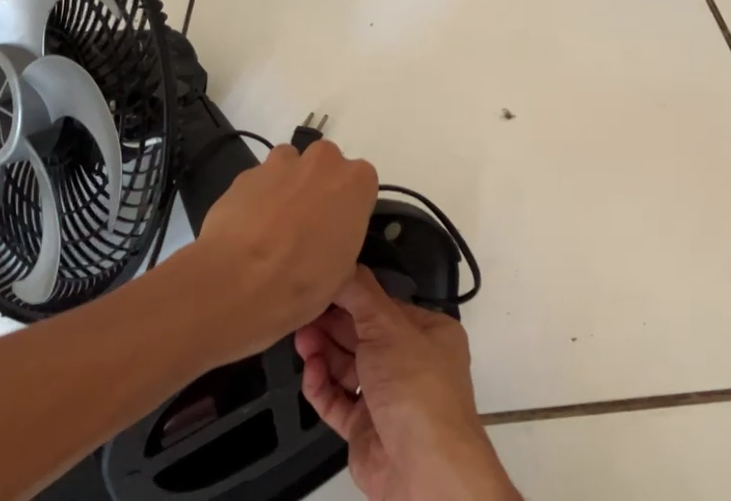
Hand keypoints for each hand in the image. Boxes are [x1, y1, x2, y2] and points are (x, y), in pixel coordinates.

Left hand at [186, 139, 377, 362]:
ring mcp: (279, 164)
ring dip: (286, 189)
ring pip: (289, 168)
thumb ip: (344, 247)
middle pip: (324, 168)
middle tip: (307, 231)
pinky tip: (248, 232)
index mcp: (355, 182)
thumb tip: (336, 254)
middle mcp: (321, 162)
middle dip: (318, 191)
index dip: (349, 210)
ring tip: (273, 230)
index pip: (362, 185)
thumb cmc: (302, 282)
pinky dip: (257, 200)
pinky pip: (258, 182)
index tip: (338, 234)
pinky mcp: (243, 175)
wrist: (235, 283)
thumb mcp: (342, 276)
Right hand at [296, 269, 520, 500]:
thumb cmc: (414, 385)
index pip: (385, 307)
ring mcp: (387, 399)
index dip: (353, 297)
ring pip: (347, 368)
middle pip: (362, 336)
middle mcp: (411, 365)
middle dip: (332, 325)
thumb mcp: (388, 326)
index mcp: (429, 335)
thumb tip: (342, 263)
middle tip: (301, 314)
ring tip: (301, 341)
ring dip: (323, 353)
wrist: (423, 467)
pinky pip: (338, 401)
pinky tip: (309, 373)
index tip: (321, 288)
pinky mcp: (366, 429)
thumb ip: (360, 293)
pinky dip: (321, 386)